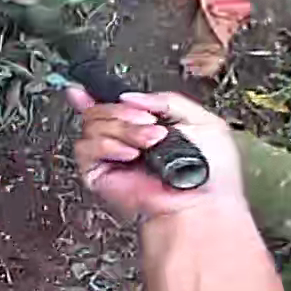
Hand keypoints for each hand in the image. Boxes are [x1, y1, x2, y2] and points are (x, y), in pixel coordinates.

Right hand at [65, 88, 246, 224]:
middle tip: (149, 125)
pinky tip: (129, 154)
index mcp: (143, 125)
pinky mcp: (95, 170)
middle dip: (123, 114)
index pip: (108, 105)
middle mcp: (121, 138)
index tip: (80, 88)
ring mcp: (107, 154)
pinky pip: (86, 147)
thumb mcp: (204, 122)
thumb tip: (128, 97)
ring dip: (124, 130)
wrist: (201, 202)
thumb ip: (168, 100)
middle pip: (99, 110)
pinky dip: (108, 146)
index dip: (90, 95)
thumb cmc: (211, 173)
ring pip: (93, 125)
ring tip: (149, 143)